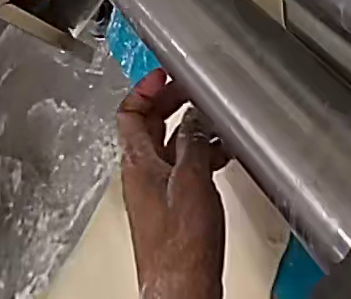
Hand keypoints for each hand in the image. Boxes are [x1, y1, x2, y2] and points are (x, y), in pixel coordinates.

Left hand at [116, 69, 230, 298]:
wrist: (185, 291)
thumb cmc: (182, 243)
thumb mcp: (192, 179)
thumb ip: (193, 141)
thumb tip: (195, 117)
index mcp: (138, 163)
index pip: (129, 113)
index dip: (144, 89)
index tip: (164, 73)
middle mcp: (142, 174)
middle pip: (149, 124)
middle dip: (171, 101)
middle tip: (192, 88)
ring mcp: (157, 191)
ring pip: (169, 143)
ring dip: (189, 126)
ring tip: (213, 117)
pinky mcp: (173, 206)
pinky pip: (183, 165)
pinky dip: (200, 152)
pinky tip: (221, 152)